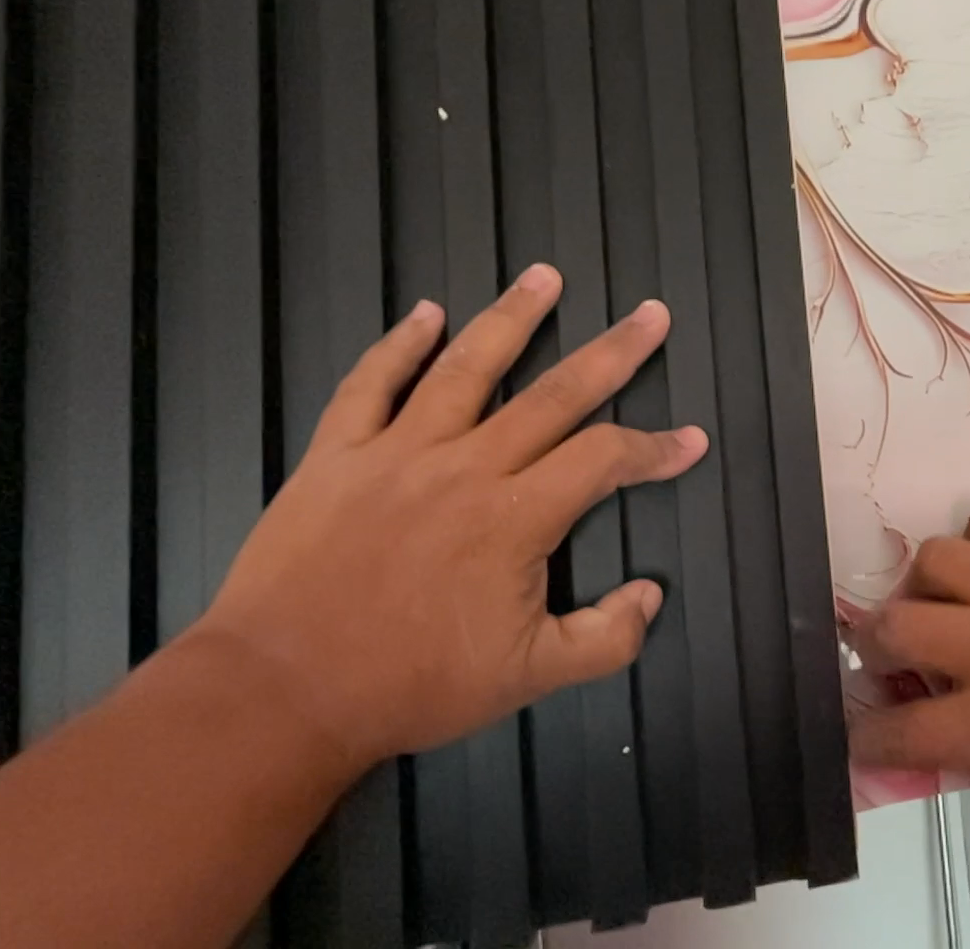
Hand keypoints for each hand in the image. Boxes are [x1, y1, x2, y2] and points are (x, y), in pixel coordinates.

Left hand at [182, 264, 703, 767]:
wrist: (278, 695)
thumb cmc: (412, 685)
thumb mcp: (531, 678)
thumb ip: (608, 638)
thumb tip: (652, 593)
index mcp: (516, 517)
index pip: (606, 459)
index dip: (656, 448)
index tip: (691, 441)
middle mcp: (466, 467)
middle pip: (556, 394)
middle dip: (614, 352)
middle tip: (651, 314)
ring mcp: (397, 454)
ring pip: (467, 368)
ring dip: (513, 317)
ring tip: (545, 276)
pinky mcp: (336, 456)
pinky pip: (369, 385)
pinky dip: (398, 345)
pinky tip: (426, 313)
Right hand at [850, 503, 969, 795]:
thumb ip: (961, 749)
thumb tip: (901, 728)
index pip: (901, 730)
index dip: (866, 735)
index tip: (861, 729)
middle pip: (893, 629)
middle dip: (873, 647)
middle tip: (890, 654)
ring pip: (930, 559)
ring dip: (923, 587)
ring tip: (943, 603)